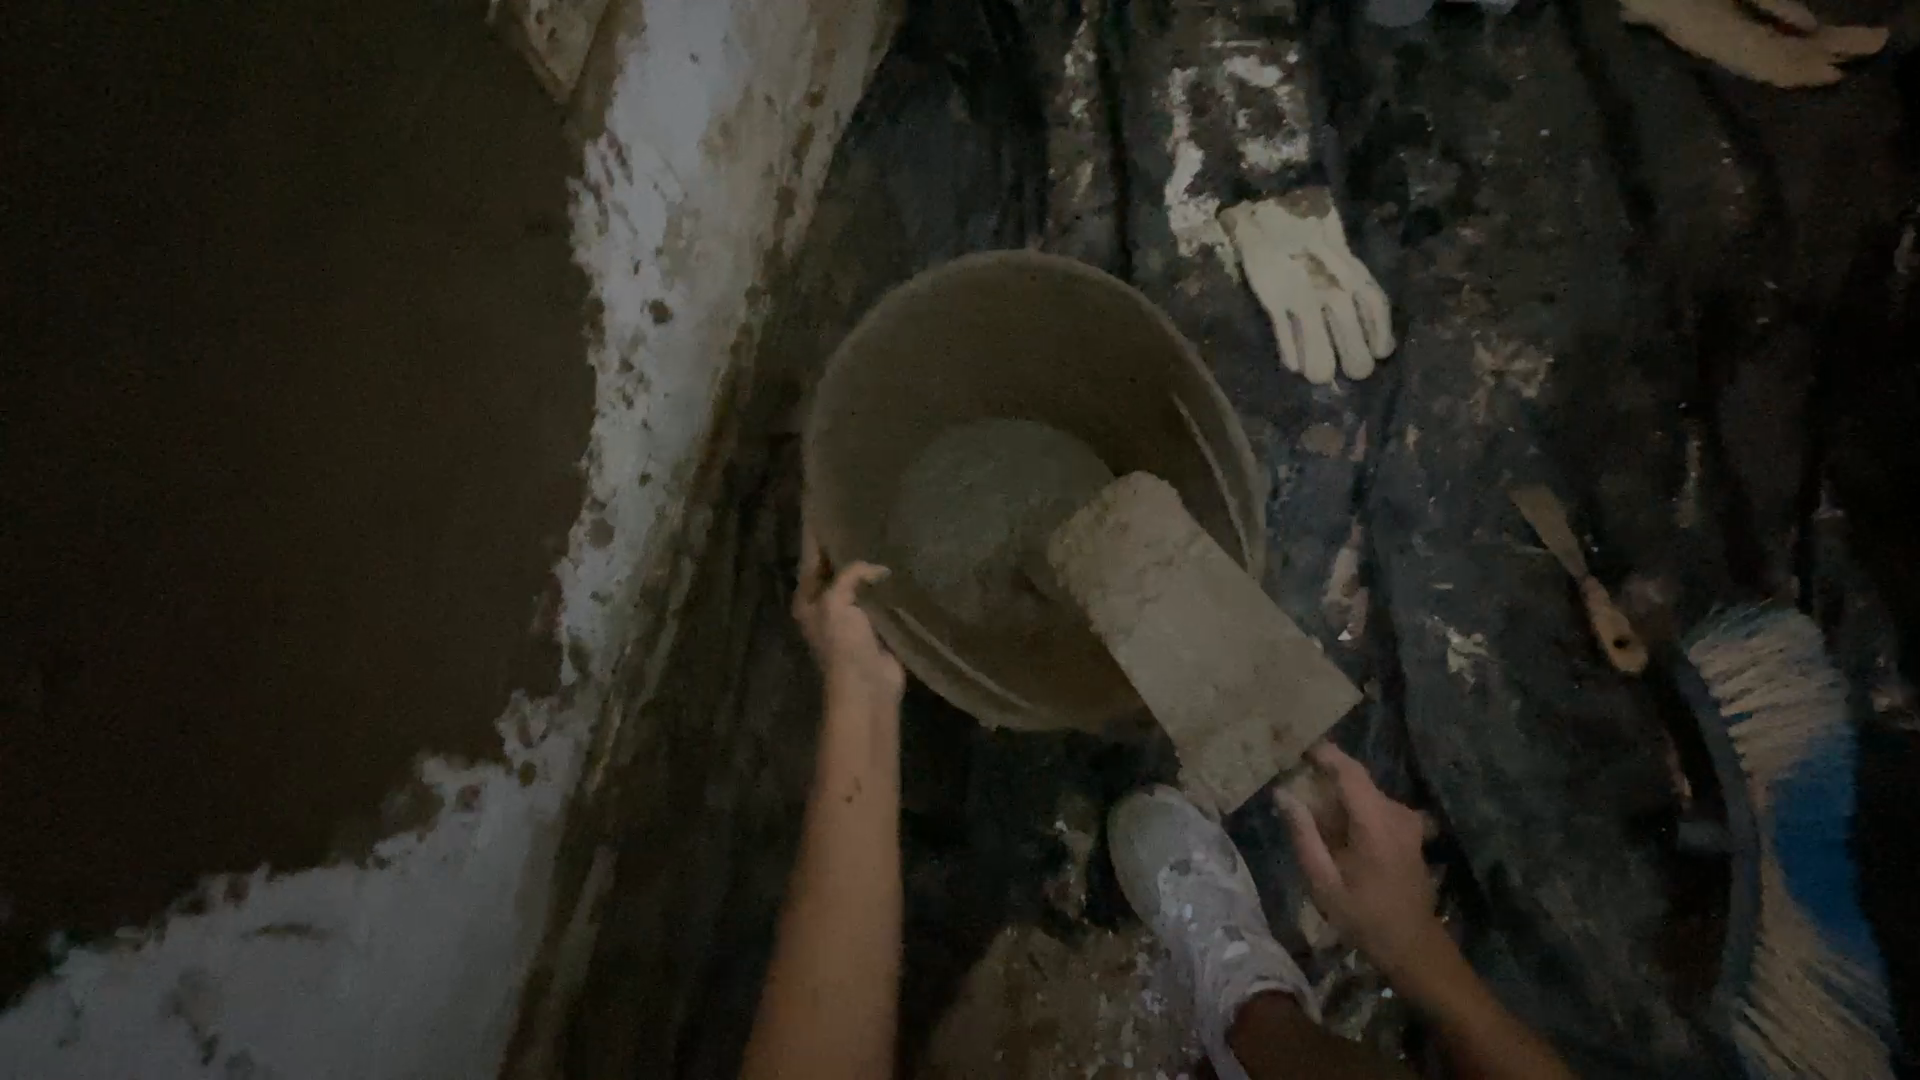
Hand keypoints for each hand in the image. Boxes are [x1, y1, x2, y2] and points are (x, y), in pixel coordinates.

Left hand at [793, 522, 904, 709]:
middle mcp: (827, 603)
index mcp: (808, 598)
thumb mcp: (836, 603)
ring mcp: (853, 614)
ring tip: (882, 532)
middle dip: (845, 545)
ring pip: (860, 580)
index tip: (820, 504)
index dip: (816, 532)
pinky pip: (881, 596)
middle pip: (835, 566)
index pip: (811, 556)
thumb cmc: (843, 644)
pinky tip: (900, 563)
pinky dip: (888, 582)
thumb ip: (851, 576)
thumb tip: (879, 570)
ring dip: (870, 563)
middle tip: (860, 511)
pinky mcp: (877, 624)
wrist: (867, 687)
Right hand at [1278, 743, 1445, 976]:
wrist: (1414, 948)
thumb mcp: (1322, 882)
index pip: (1349, 771)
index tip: (1293, 743)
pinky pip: (1373, 806)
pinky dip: (1349, 809)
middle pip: (1354, 780)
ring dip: (1334, 797)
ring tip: (1304, 808)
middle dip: (1321, 778)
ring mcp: (1407, 822)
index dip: (1323, 753)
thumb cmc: (1365, 918)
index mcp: (1376, 824)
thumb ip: (1303, 834)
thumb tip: (1283, 794)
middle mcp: (1395, 814)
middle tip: (1288, 780)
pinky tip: (1331, 829)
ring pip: (1362, 793)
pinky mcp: (1408, 832)